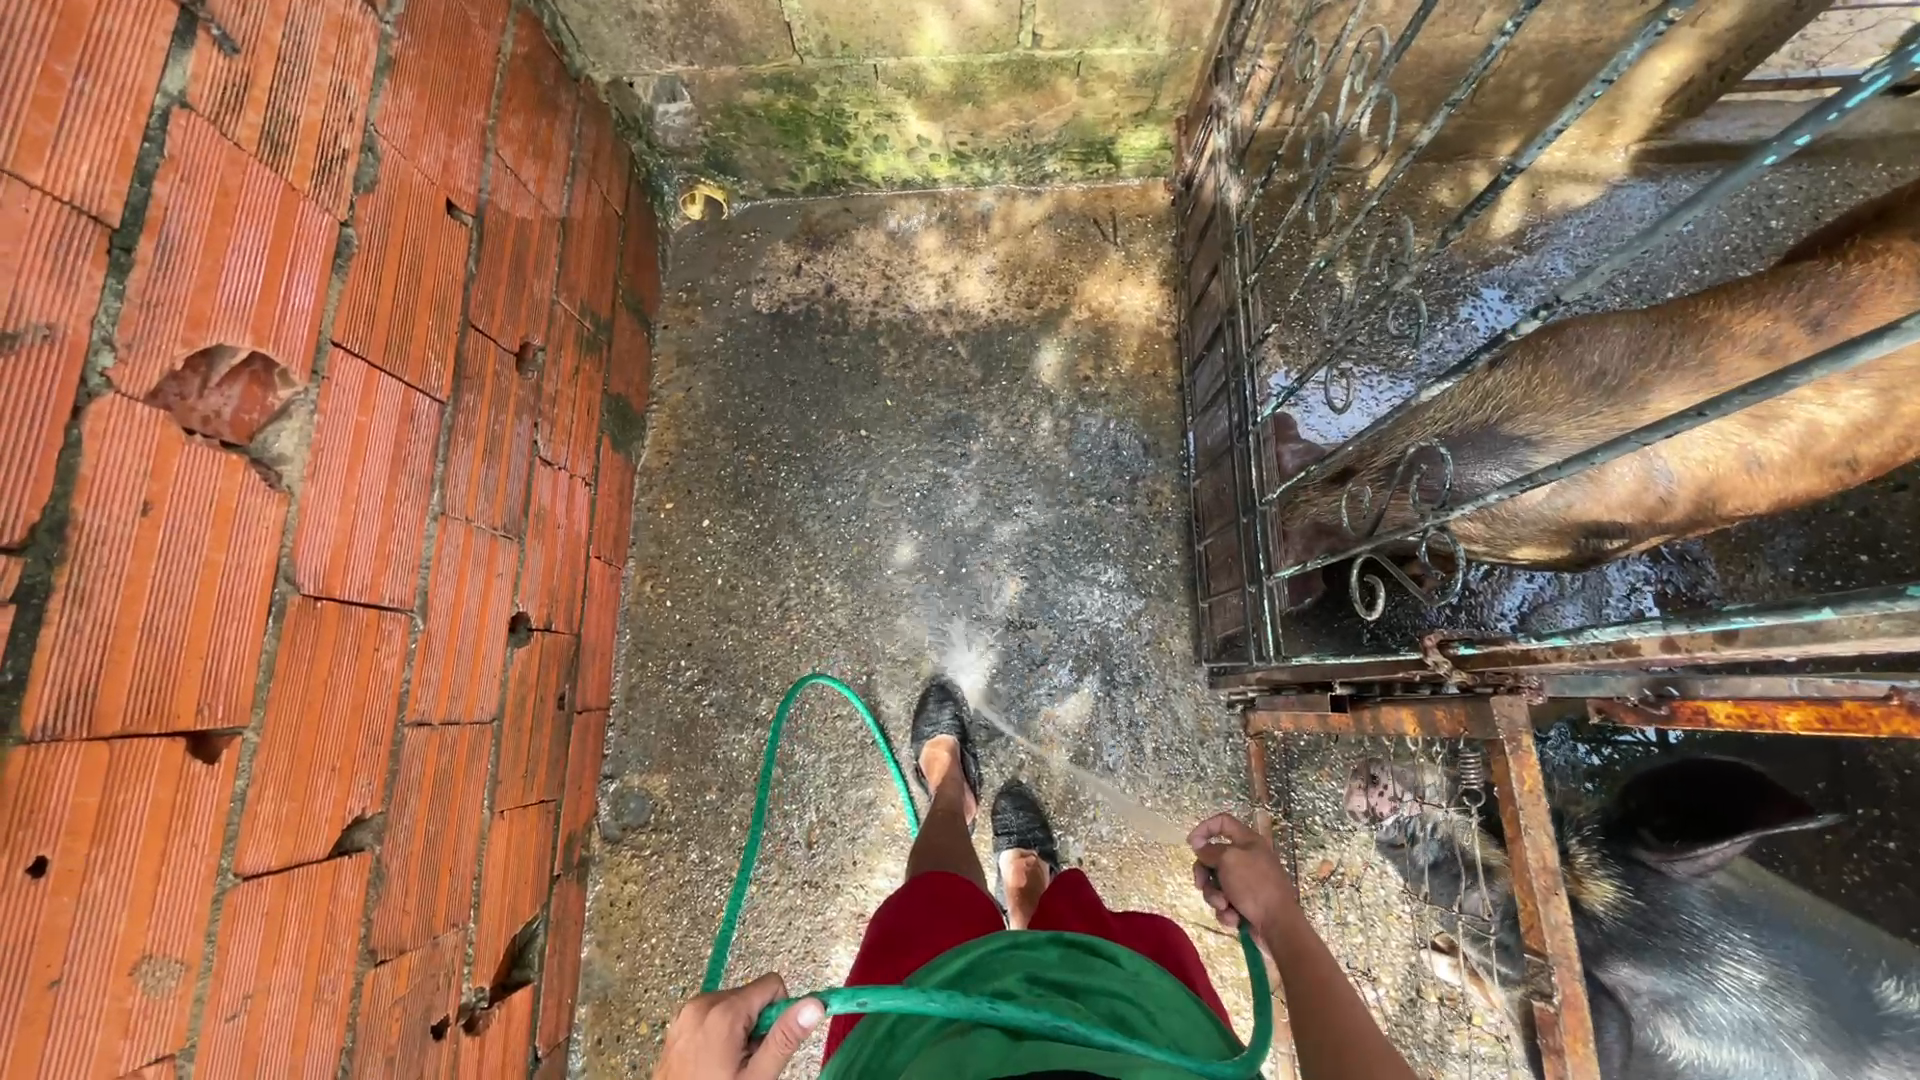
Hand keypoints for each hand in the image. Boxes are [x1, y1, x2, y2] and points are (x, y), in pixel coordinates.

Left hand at [652, 973, 823, 1079]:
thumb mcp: (757, 1077)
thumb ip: (786, 1037)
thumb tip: (815, 1004)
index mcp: (724, 1012)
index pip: (772, 985)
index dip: (779, 1013)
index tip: (768, 1043)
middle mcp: (703, 1003)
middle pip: (751, 995)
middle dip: (756, 1024)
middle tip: (747, 1060)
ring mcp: (687, 1012)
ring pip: (733, 1004)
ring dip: (738, 1028)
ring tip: (728, 1063)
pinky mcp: (679, 1022)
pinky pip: (712, 1013)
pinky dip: (719, 1031)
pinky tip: (713, 1060)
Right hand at [1189, 813, 1299, 940]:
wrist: (1278, 925)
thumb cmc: (1254, 885)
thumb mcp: (1228, 860)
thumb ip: (1209, 850)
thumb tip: (1199, 845)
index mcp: (1248, 841)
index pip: (1223, 822)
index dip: (1205, 828)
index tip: (1191, 843)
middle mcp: (1247, 859)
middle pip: (1214, 857)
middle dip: (1204, 873)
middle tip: (1200, 883)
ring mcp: (1247, 882)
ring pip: (1216, 883)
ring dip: (1215, 896)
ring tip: (1224, 906)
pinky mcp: (1246, 903)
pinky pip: (1225, 901)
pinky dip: (1226, 910)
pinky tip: (1233, 917)